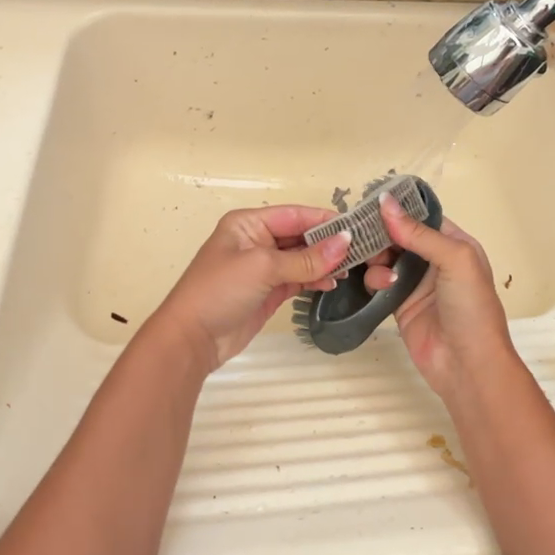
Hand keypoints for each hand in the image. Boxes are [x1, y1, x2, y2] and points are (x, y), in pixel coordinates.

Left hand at [153, 206, 350, 372]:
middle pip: (300, 235)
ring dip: (325, 262)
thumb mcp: (263, 268)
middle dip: (329, 242)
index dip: (324, 220)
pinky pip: (299, 277)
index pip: (294, 214)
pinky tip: (333, 281)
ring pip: (302, 258)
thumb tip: (346, 241)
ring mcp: (263, 267)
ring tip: (351, 268)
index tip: (357, 226)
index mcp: (248, 223)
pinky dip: (316, 278)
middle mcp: (256, 240)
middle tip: (362, 249)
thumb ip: (306, 258)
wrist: (191, 340)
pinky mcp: (269, 291)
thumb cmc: (219, 292)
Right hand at [365, 193, 514, 398]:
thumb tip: (385, 201)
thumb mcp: (455, 260)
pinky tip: (379, 284)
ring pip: (386, 257)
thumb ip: (418, 232)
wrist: (467, 365)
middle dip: (381, 232)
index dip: (399, 208)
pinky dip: (374, 279)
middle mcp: (435, 260)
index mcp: (455, 244)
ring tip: (375, 263)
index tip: (370, 200)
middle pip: (400, 235)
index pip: (423, 217)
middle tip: (361, 230)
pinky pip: (379, 281)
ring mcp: (416, 282)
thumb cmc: (471, 307)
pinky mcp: (398, 304)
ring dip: (376, 256)